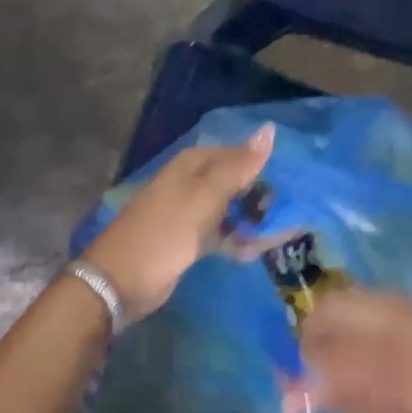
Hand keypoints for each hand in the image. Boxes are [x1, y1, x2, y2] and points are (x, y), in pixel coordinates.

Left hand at [81, 126, 273, 320]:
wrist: (120, 283)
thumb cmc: (165, 233)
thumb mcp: (205, 197)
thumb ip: (239, 166)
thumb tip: (270, 129)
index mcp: (193, 164)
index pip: (237, 153)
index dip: (262, 165)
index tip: (291, 181)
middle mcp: (192, 182)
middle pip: (235, 180)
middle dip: (260, 194)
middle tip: (289, 211)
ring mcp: (190, 212)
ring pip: (230, 208)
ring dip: (252, 219)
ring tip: (280, 233)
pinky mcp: (189, 240)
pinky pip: (222, 233)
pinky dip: (237, 239)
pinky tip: (256, 250)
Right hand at [297, 291, 411, 412]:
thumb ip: (359, 410)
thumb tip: (300, 394)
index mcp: (406, 360)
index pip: (331, 347)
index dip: (301, 362)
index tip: (285, 380)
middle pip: (346, 303)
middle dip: (317, 327)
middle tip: (302, 361)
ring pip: (372, 298)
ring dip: (346, 318)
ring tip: (334, 355)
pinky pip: (400, 305)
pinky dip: (376, 319)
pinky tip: (375, 349)